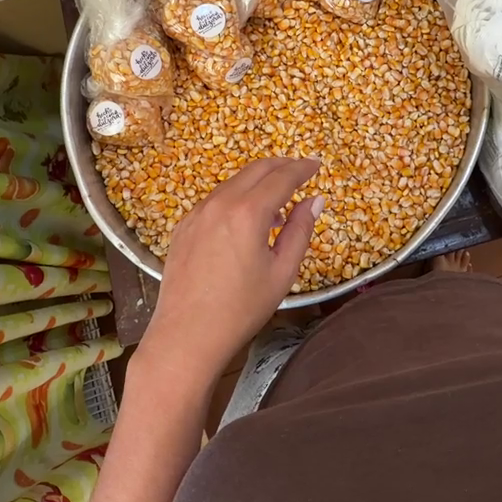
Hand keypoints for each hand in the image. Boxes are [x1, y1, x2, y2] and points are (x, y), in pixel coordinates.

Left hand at [139, 157, 321, 382]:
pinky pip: (216, 199)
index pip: (282, 177)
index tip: (317, 164)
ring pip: (234, 182)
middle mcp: (220, 203)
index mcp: (248, 213)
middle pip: (256, 169)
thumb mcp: (282, 273)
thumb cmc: (240, 310)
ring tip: (278, 203)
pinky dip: (237, 197)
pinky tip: (246, 221)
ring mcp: (197, 212)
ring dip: (259, 182)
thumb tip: (314, 200)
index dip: (303, 168)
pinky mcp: (184, 225)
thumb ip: (300, 230)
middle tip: (301, 171)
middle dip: (282, 165)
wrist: (185, 336)